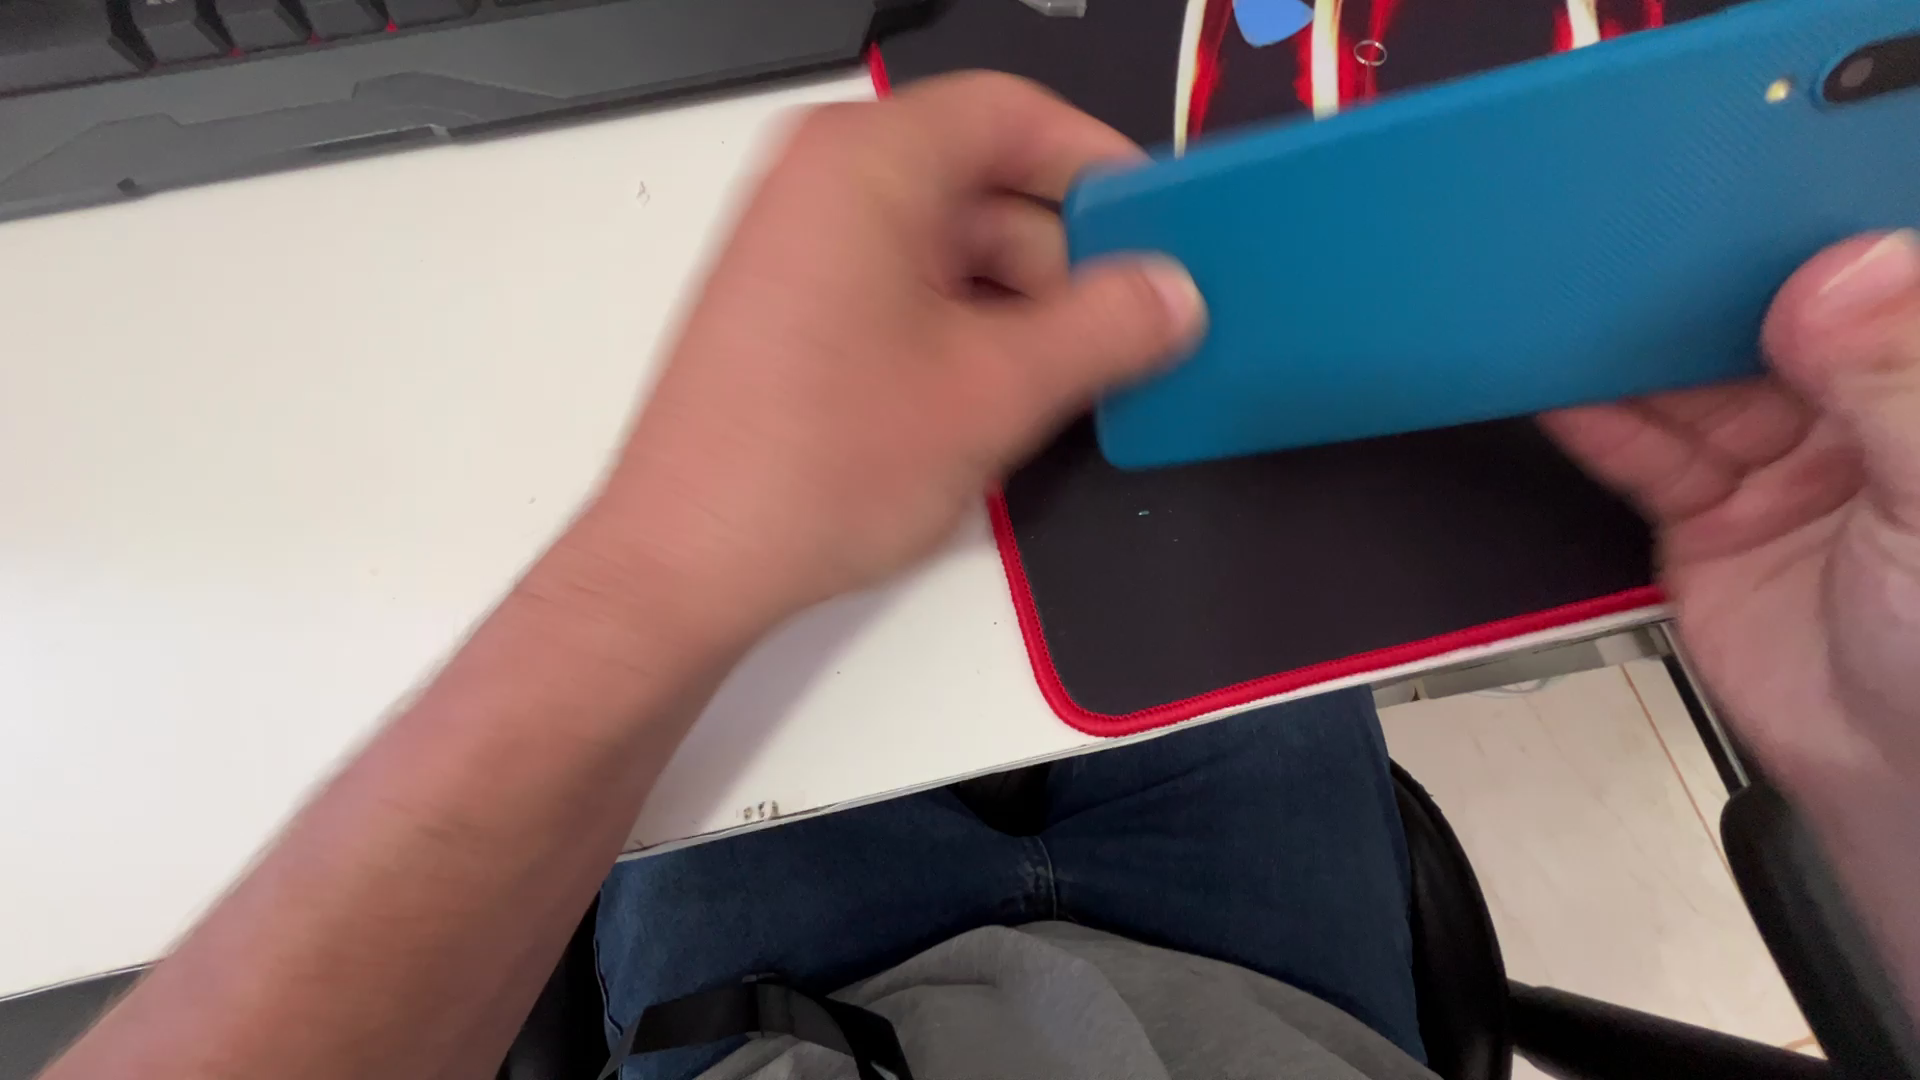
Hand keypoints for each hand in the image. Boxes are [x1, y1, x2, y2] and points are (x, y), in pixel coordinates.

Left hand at [574, 73, 1202, 635]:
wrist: (689, 561)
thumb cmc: (812, 470)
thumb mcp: (993, 393)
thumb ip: (1103, 330)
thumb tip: (1169, 295)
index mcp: (865, 164)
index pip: (1012, 115)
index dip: (1095, 166)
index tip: (1150, 225)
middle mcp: (821, 188)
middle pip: (980, 186)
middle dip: (1061, 259)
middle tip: (1119, 327)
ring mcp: (801, 253)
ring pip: (945, 250)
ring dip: (1016, 309)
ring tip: (1056, 382)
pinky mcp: (794, 315)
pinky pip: (903, 295)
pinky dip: (962, 333)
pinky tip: (988, 397)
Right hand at [1543, 231, 1919, 796]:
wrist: (1897, 775)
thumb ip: (1901, 386)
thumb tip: (1845, 275)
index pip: (1892, 289)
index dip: (1842, 226)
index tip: (1769, 174)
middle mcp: (1878, 411)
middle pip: (1777, 326)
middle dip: (1710, 289)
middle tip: (1641, 243)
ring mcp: (1784, 459)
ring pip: (1693, 385)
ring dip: (1633, 356)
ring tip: (1575, 311)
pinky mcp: (1705, 506)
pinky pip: (1644, 449)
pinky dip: (1599, 422)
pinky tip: (1562, 389)